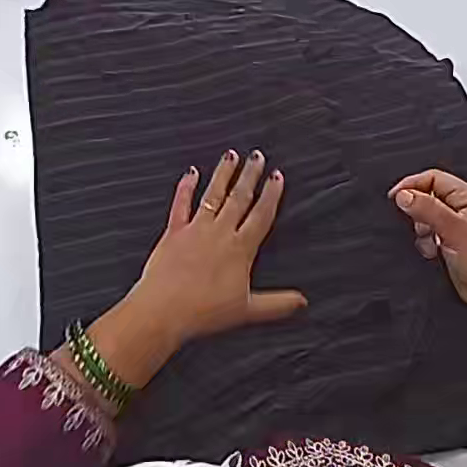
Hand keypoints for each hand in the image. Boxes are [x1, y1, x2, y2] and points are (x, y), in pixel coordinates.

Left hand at [92, 150, 307, 386]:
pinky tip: (190, 173)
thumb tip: (302, 302)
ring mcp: (196, 230)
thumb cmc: (204, 312)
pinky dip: (185, 187)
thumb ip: (277, 304)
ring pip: (214, 195)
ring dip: (223, 173)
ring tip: (231, 154)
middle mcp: (220, 233)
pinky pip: (181, 204)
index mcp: (240, 249)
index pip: (261, 214)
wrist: (164, 311)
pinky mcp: (173, 233)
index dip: (271, 194)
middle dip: (250, 175)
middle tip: (257, 156)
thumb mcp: (248, 310)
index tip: (277, 177)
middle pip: (239, 198)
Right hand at [389, 169, 466, 354]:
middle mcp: (463, 208)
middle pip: (427, 197)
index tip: (396, 198)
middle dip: (418, 212)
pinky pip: (428, 234)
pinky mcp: (450, 242)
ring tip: (429, 242)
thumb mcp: (454, 229)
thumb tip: (404, 195)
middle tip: (419, 225)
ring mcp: (456, 226)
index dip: (413, 185)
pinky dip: (425, 242)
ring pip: (425, 217)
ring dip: (421, 231)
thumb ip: (427, 209)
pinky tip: (432, 251)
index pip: (433, 178)